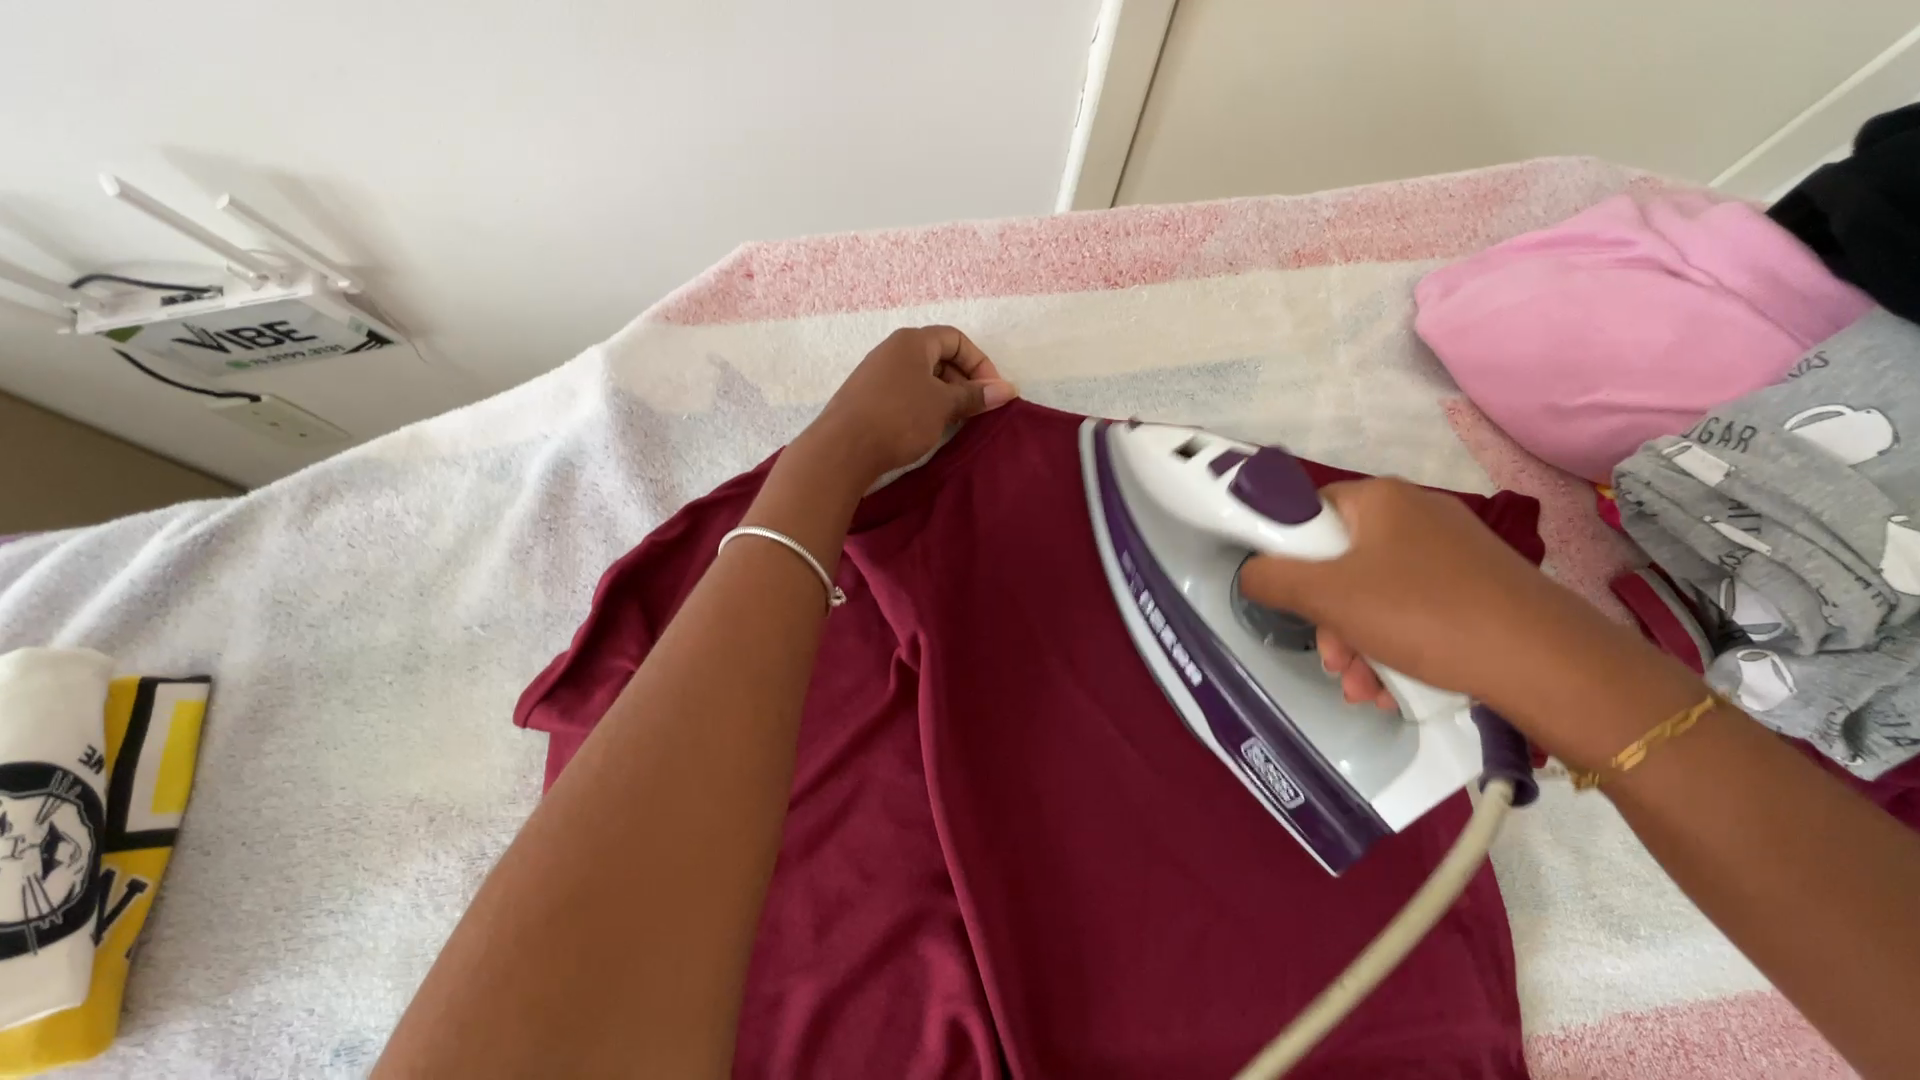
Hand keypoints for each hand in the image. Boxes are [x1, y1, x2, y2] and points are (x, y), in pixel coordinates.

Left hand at [800, 326, 1016, 483]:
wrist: (842, 450)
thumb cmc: (899, 418)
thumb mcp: (944, 405)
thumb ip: (976, 395)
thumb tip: (1008, 389)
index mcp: (912, 342)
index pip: (956, 339)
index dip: (980, 363)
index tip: (992, 392)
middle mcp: (892, 351)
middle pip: (939, 357)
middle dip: (963, 382)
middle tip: (976, 410)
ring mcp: (876, 375)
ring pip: (922, 379)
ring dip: (945, 397)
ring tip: (955, 423)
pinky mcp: (867, 399)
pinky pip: (905, 394)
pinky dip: (924, 406)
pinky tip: (928, 429)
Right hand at [1235, 478, 1629, 724]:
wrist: (1545, 662)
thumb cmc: (1423, 614)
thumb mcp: (1329, 597)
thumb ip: (1273, 578)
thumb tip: (1251, 572)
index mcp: (1378, 499)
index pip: (1308, 512)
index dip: (1288, 553)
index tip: (1289, 597)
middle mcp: (1415, 515)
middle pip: (1340, 562)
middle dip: (1328, 619)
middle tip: (1332, 660)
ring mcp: (1450, 553)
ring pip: (1375, 595)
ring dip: (1357, 644)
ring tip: (1363, 689)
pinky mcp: (1476, 589)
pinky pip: (1412, 612)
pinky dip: (1395, 647)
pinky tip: (1393, 688)